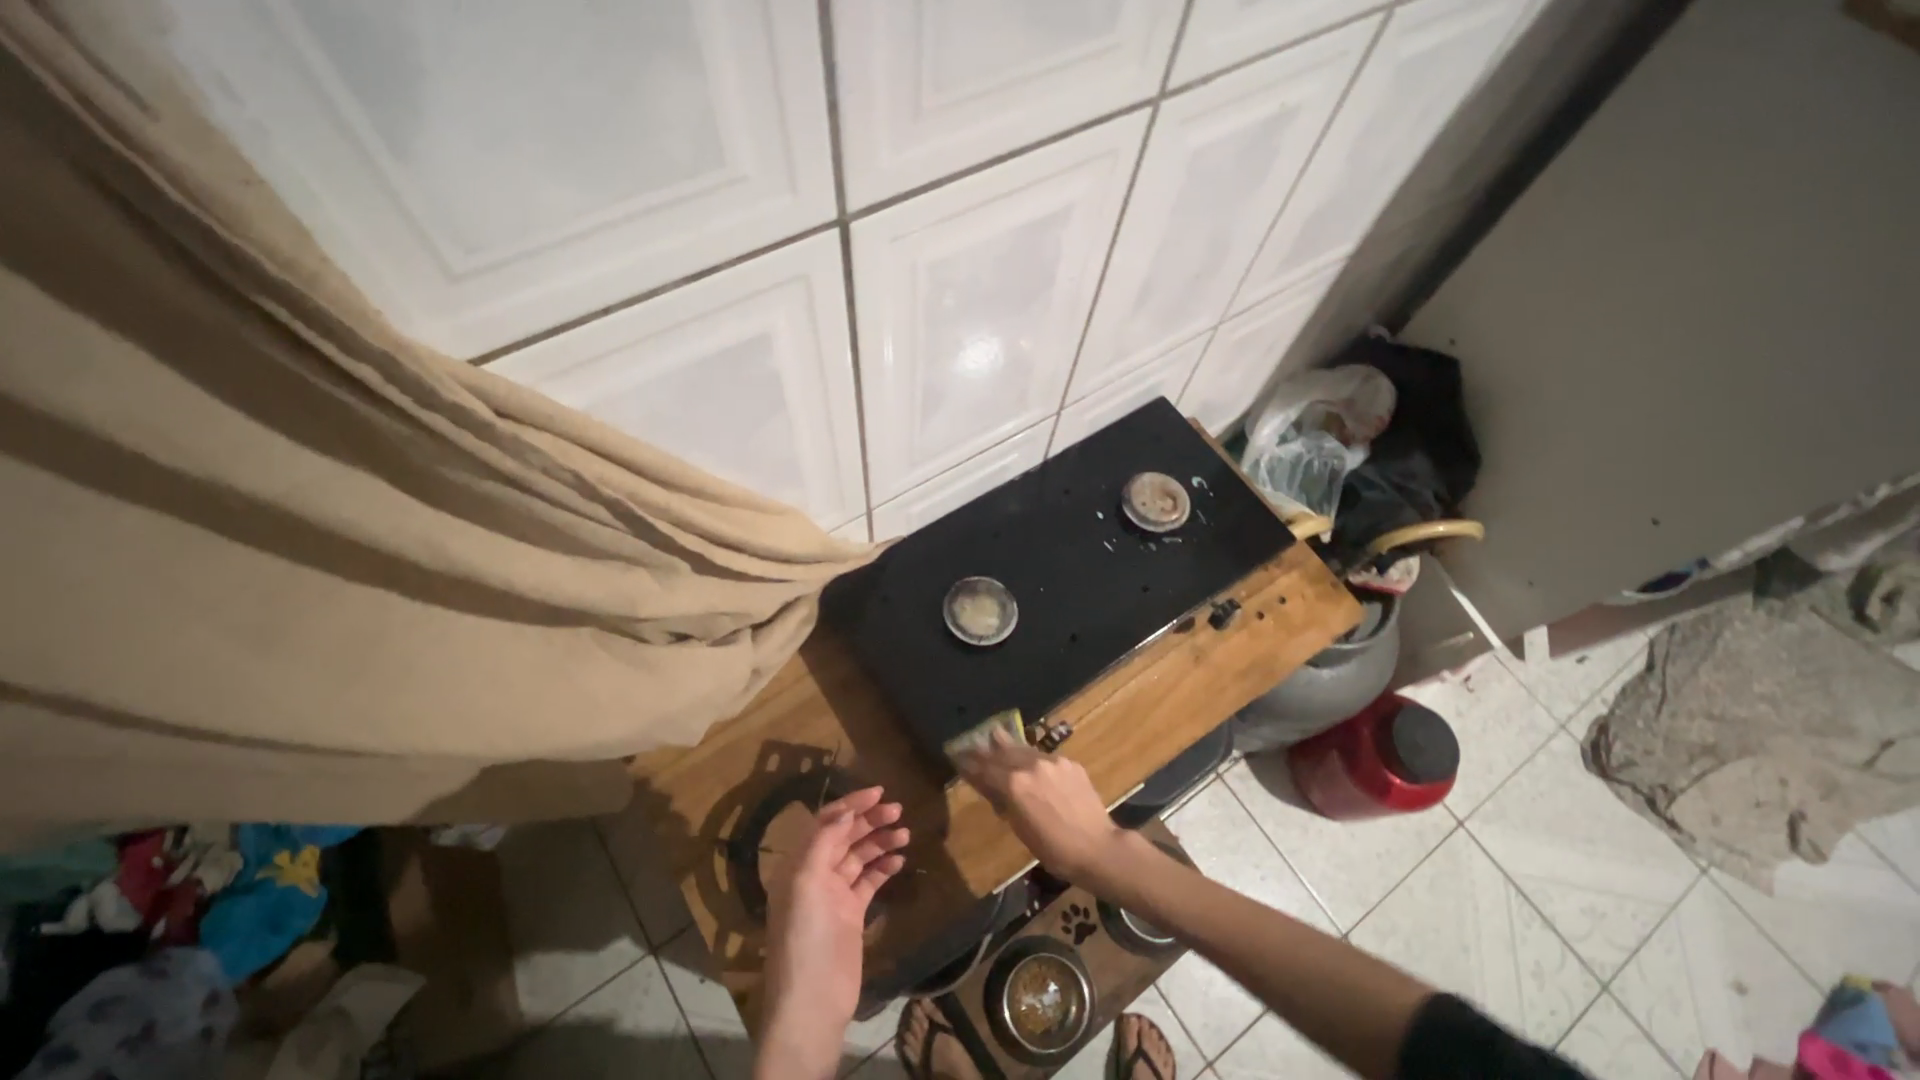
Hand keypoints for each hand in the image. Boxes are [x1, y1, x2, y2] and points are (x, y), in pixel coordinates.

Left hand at [757, 787, 907, 1079]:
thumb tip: (845, 812)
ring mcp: (834, 895)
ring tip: (905, 832)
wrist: (812, 1000)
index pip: (825, 823)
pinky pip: (868, 881)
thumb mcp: (806, 884)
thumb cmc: (805, 938)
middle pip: (844, 836)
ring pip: (859, 856)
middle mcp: (814, 874)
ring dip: (880, 841)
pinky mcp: (851, 914)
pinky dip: (883, 867)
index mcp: (798, 864)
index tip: (878, 791)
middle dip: (869, 820)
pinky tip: (899, 859)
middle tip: (898, 809)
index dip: (850, 805)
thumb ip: (824, 844)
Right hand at [957, 730, 1130, 883]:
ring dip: (1008, 744)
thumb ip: (1004, 802)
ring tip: (995, 733)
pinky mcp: (1070, 763)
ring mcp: (1053, 761)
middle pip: (1002, 753)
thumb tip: (993, 789)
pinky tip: (1030, 759)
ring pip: (1024, 749)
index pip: (985, 769)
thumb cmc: (1053, 848)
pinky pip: (1045, 757)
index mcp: (1014, 784)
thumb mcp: (1020, 828)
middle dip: (986, 750)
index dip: (969, 763)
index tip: (957, 756)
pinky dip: (1033, 758)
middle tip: (971, 744)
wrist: (1096, 847)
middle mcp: (1031, 765)